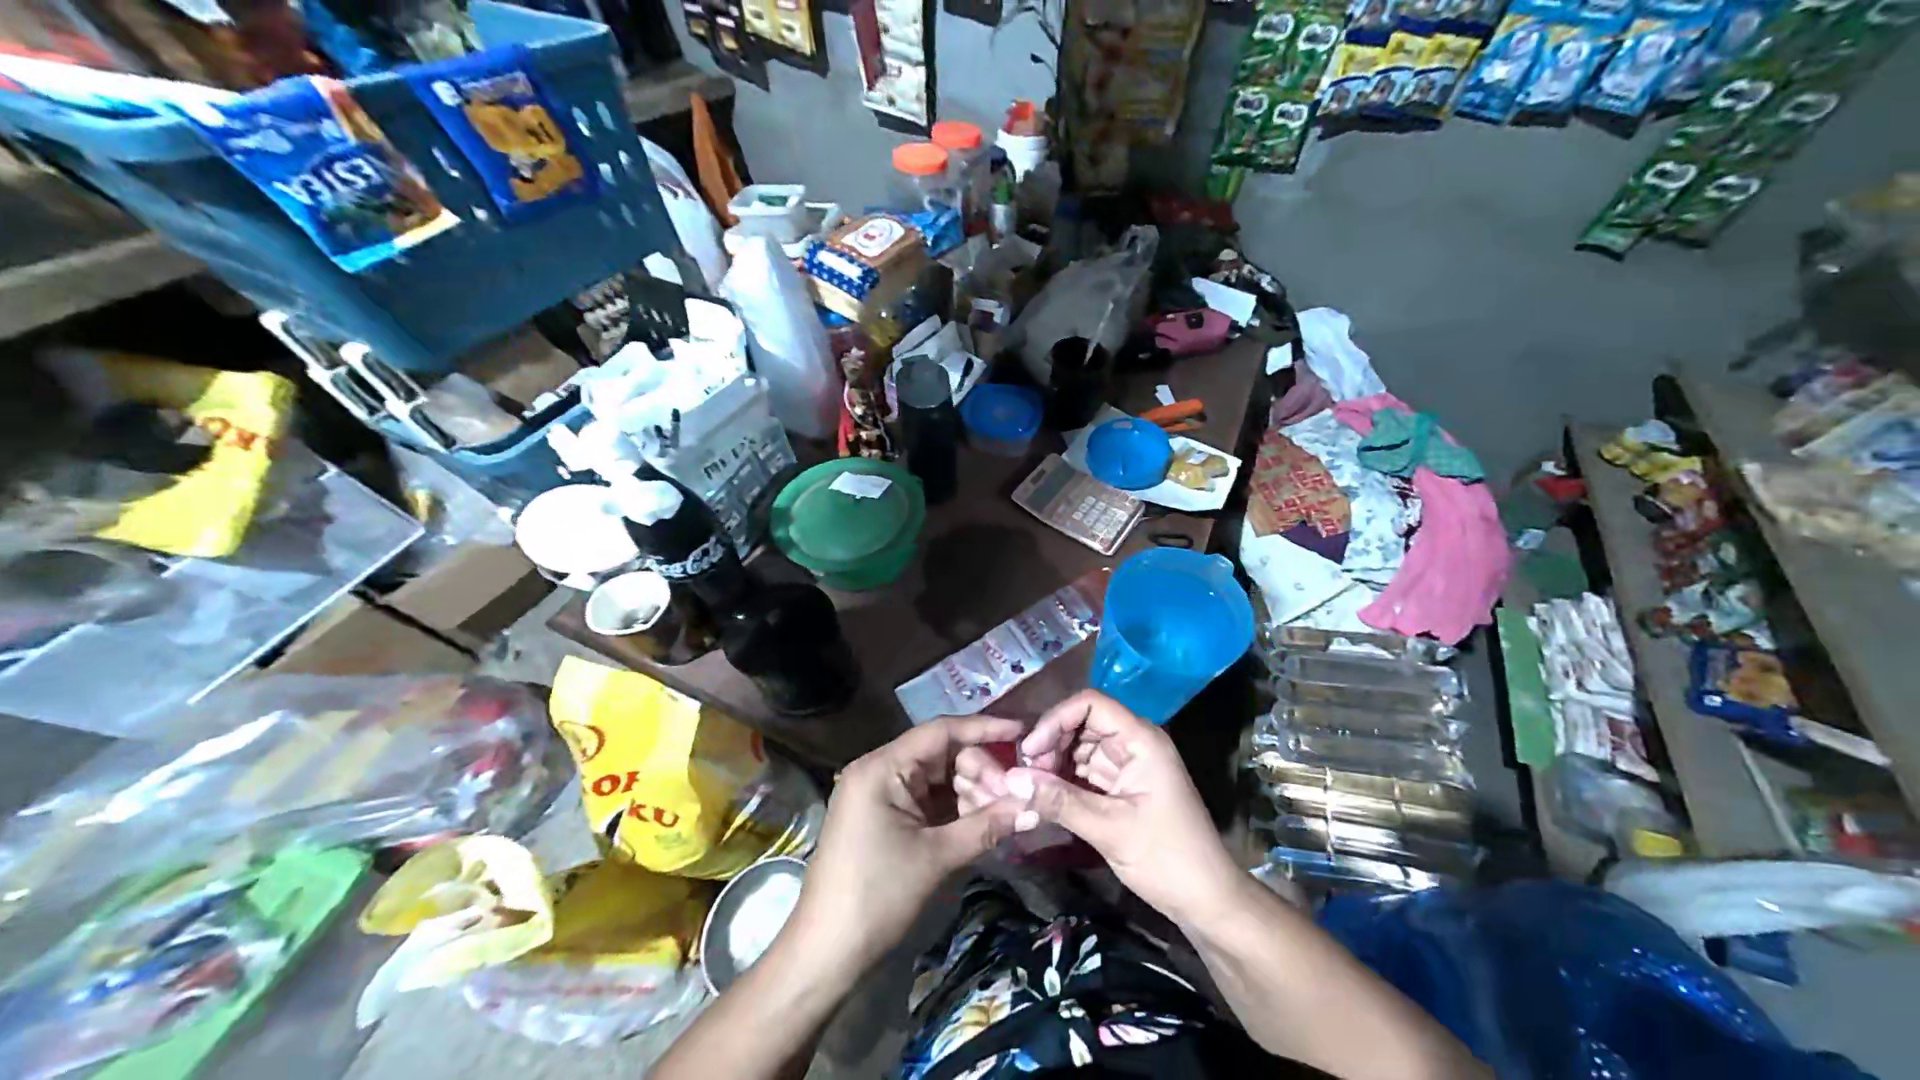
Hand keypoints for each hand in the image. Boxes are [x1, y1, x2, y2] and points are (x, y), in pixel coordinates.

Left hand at [788, 716, 1024, 973]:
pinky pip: (928, 801)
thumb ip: (987, 826)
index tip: (1023, 732)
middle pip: (942, 755)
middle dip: (981, 772)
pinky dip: (956, 809)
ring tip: (1004, 814)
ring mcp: (881, 796)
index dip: (984, 729)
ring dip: (972, 792)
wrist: (827, 953)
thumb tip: (1035, 807)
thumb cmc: (877, 896)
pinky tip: (984, 822)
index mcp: (881, 768)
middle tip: (1016, 797)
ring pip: (939, 779)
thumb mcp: (936, 857)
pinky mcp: (885, 819)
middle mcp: (879, 771)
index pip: (941, 732)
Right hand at [1002, 690, 1242, 924]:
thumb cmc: (1167, 859)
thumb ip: (1059, 800)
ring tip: (1030, 785)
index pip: (1090, 704)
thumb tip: (1010, 780)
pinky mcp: (1120, 786)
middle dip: (1051, 741)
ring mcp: (1127, 764)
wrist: (1206, 901)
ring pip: (1079, 746)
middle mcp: (1133, 743)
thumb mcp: (1110, 829)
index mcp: (1141, 740)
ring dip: (1053, 760)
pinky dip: (1063, 778)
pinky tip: (1043, 794)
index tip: (1030, 751)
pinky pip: (1084, 769)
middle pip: (1082, 722)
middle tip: (1025, 773)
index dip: (1056, 719)